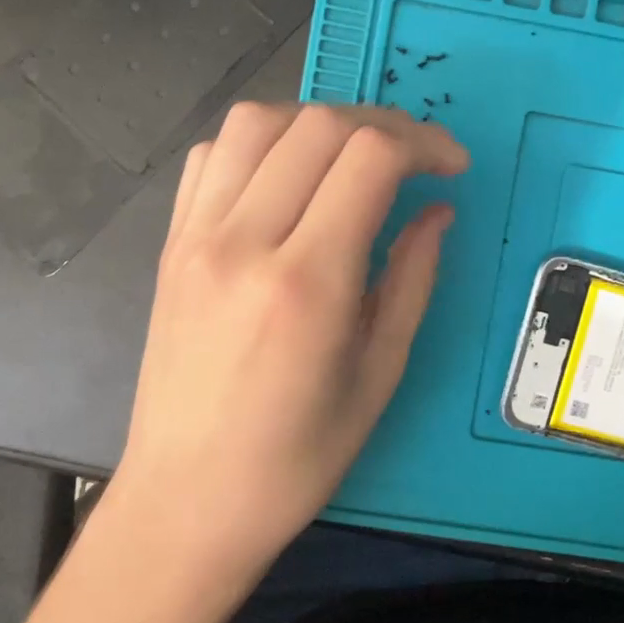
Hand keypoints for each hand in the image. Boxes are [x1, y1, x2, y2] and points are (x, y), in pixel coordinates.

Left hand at [117, 102, 468, 552]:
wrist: (186, 502)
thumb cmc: (296, 458)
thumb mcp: (379, 373)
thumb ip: (413, 277)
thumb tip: (436, 210)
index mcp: (306, 282)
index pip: (370, 157)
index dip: (424, 143)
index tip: (452, 165)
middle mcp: (244, 241)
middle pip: (320, 125)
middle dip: (385, 125)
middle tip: (417, 159)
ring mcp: (196, 236)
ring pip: (258, 121)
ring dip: (320, 121)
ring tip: (353, 155)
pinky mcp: (170, 243)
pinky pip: (212, 155)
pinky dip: (261, 143)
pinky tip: (289, 176)